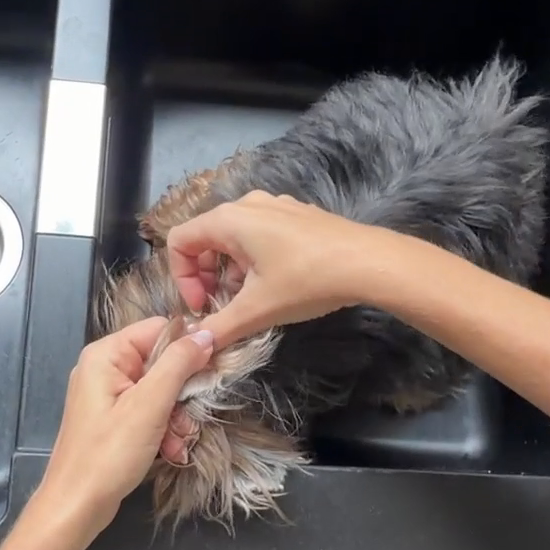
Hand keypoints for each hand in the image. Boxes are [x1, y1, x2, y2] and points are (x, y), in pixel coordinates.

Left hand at [28, 317, 215, 542]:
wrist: (76, 507)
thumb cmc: (109, 454)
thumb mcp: (150, 405)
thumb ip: (179, 364)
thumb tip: (206, 334)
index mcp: (106, 354)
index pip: (160, 329)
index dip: (188, 348)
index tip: (210, 373)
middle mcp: (104, 368)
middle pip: (162, 361)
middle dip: (182, 393)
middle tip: (188, 420)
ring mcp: (107, 395)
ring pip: (160, 390)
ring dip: (176, 416)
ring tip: (178, 442)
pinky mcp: (113, 419)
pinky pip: (149, 411)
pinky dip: (163, 429)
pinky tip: (170, 450)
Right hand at [165, 192, 391, 343]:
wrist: (370, 263)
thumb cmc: (307, 281)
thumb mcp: (257, 310)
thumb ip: (219, 328)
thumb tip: (195, 344)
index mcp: (229, 219)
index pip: (179, 241)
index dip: (181, 278)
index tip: (203, 306)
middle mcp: (247, 204)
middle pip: (205, 239)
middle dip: (206, 277)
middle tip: (223, 306)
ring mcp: (275, 206)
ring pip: (234, 239)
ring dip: (231, 272)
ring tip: (252, 299)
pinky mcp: (297, 215)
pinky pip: (260, 234)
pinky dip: (255, 260)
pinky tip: (278, 284)